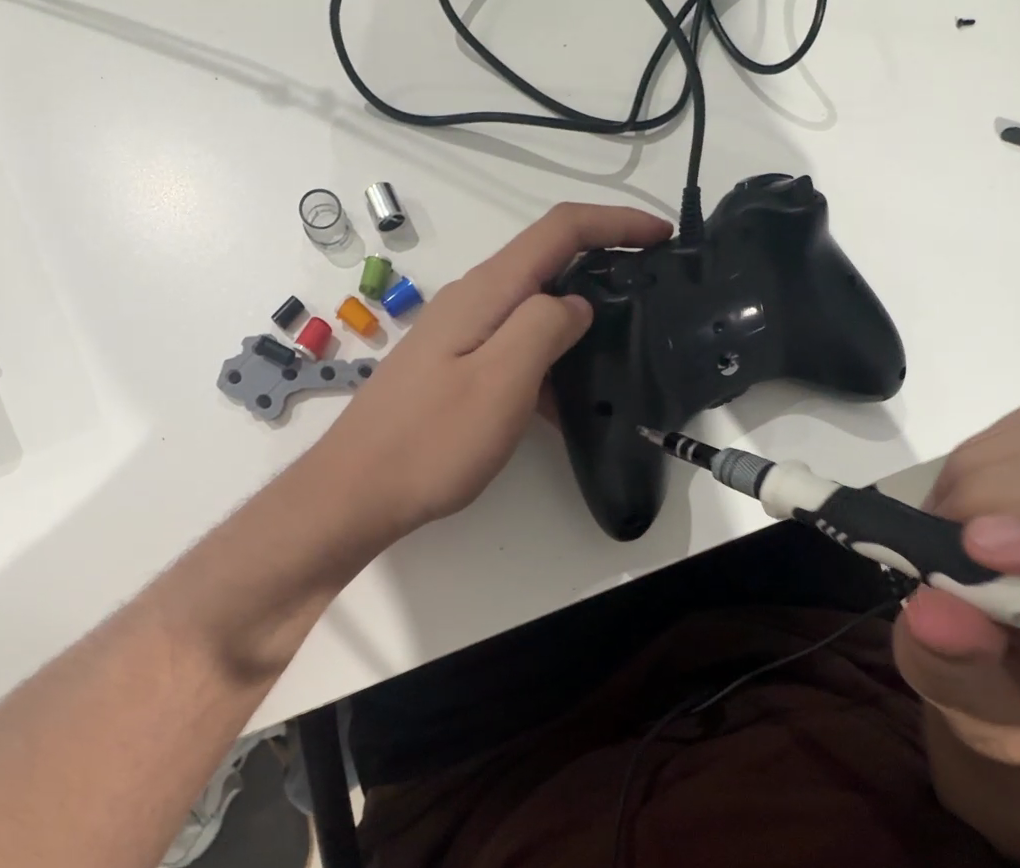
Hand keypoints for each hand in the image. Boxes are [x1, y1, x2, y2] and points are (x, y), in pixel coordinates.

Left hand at [304, 202, 671, 540]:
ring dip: (576, 327)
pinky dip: (547, 366)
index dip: (615, 224)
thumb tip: (574, 304)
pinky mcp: (451, 371)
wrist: (357, 491)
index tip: (662, 236)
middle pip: (545, 264)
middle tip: (649, 298)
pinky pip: (511, 351)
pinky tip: (565, 407)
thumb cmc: (431, 441)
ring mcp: (457, 338)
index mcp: (486, 293)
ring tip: (617, 362)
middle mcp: (470, 303)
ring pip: (530, 313)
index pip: (559, 231)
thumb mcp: (501, 382)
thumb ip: (544, 329)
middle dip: (602, 267)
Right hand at [892, 390, 1019, 761]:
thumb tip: (931, 613)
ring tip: (946, 531)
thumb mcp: (974, 695)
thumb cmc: (1013, 678)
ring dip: (982, 477)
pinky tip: (967, 499)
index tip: (981, 549)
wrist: (1018, 638)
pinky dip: (986, 452)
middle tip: (934, 548)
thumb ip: (959, 665)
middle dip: (1002, 502)